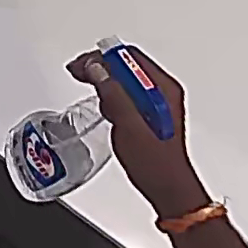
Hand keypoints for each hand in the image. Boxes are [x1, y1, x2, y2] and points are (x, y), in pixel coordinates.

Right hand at [66, 47, 209, 220]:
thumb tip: (97, 67)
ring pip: (124, 76)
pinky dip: (109, 90)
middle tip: (79, 72)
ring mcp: (157, 102)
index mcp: (163, 90)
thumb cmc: (154, 162)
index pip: (129, 57)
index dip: (102, 57)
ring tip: (87, 84)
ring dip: (102, 77)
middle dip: (99, 65)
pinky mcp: (149, 112)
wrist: (168, 190)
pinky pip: (125, 90)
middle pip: (126, 64)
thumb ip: (113, 93)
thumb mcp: (129, 125)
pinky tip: (102, 102)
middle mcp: (162, 92)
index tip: (83, 66)